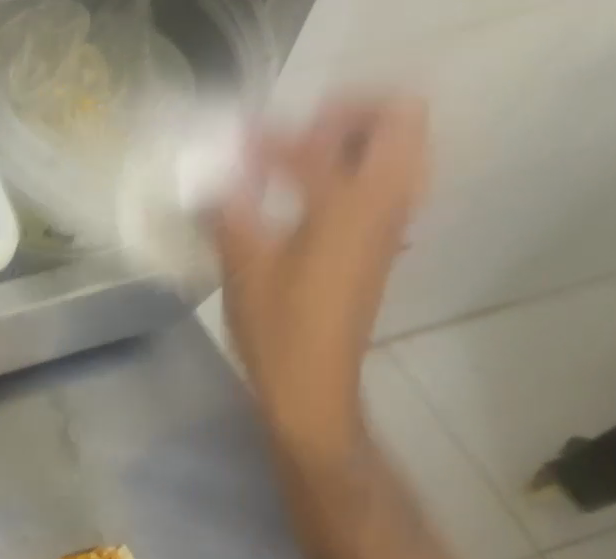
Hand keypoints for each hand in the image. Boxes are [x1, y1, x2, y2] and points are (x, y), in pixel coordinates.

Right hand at [216, 96, 430, 457]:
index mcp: (347, 203)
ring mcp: (391, 224)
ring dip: (358, 142)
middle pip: (397, 119)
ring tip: (306, 163)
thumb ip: (230, 212)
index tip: (235, 146)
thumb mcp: (243, 269)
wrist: (313, 386)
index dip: (269, 139)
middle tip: (298, 136)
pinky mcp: (384, 246)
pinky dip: (359, 172)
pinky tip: (312, 200)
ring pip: (401, 151)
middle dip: (348, 115)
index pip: (313, 143)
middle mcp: (383, 202)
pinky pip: (390, 182)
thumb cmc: (278, 331)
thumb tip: (214, 179)